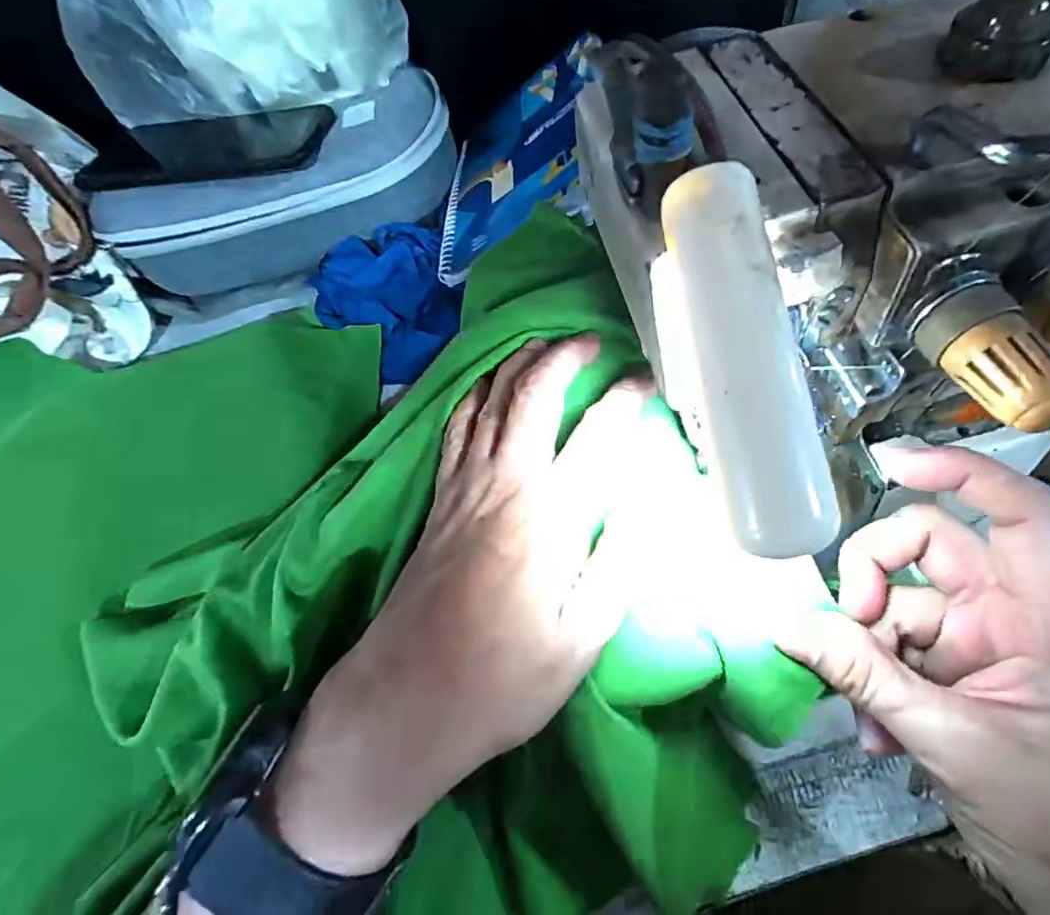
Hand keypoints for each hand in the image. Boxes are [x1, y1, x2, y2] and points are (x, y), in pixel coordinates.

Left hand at [261, 335, 645, 875]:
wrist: (399, 707)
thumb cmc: (501, 681)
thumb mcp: (581, 641)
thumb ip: (620, 565)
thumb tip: (649, 503)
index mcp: (548, 520)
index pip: (597, 435)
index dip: (627, 398)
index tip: (650, 382)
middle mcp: (502, 488)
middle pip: (530, 396)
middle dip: (564, 356)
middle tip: (594, 342)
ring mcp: (462, 490)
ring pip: (488, 401)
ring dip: (518, 363)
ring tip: (545, 344)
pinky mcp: (437, 503)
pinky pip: (455, 428)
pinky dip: (475, 394)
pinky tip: (486, 386)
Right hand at [776, 446, 1049, 914]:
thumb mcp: (955, 745)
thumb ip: (868, 679)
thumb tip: (790, 626)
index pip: (1017, 508)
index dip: (959, 471)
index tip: (891, 463)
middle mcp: (1016, 611)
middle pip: (932, 546)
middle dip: (877, 576)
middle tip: (849, 622)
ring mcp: (986, 643)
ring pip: (904, 604)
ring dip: (871, 651)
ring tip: (867, 718)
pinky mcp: (962, 676)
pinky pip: (902, 653)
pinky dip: (880, 684)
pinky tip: (881, 737)